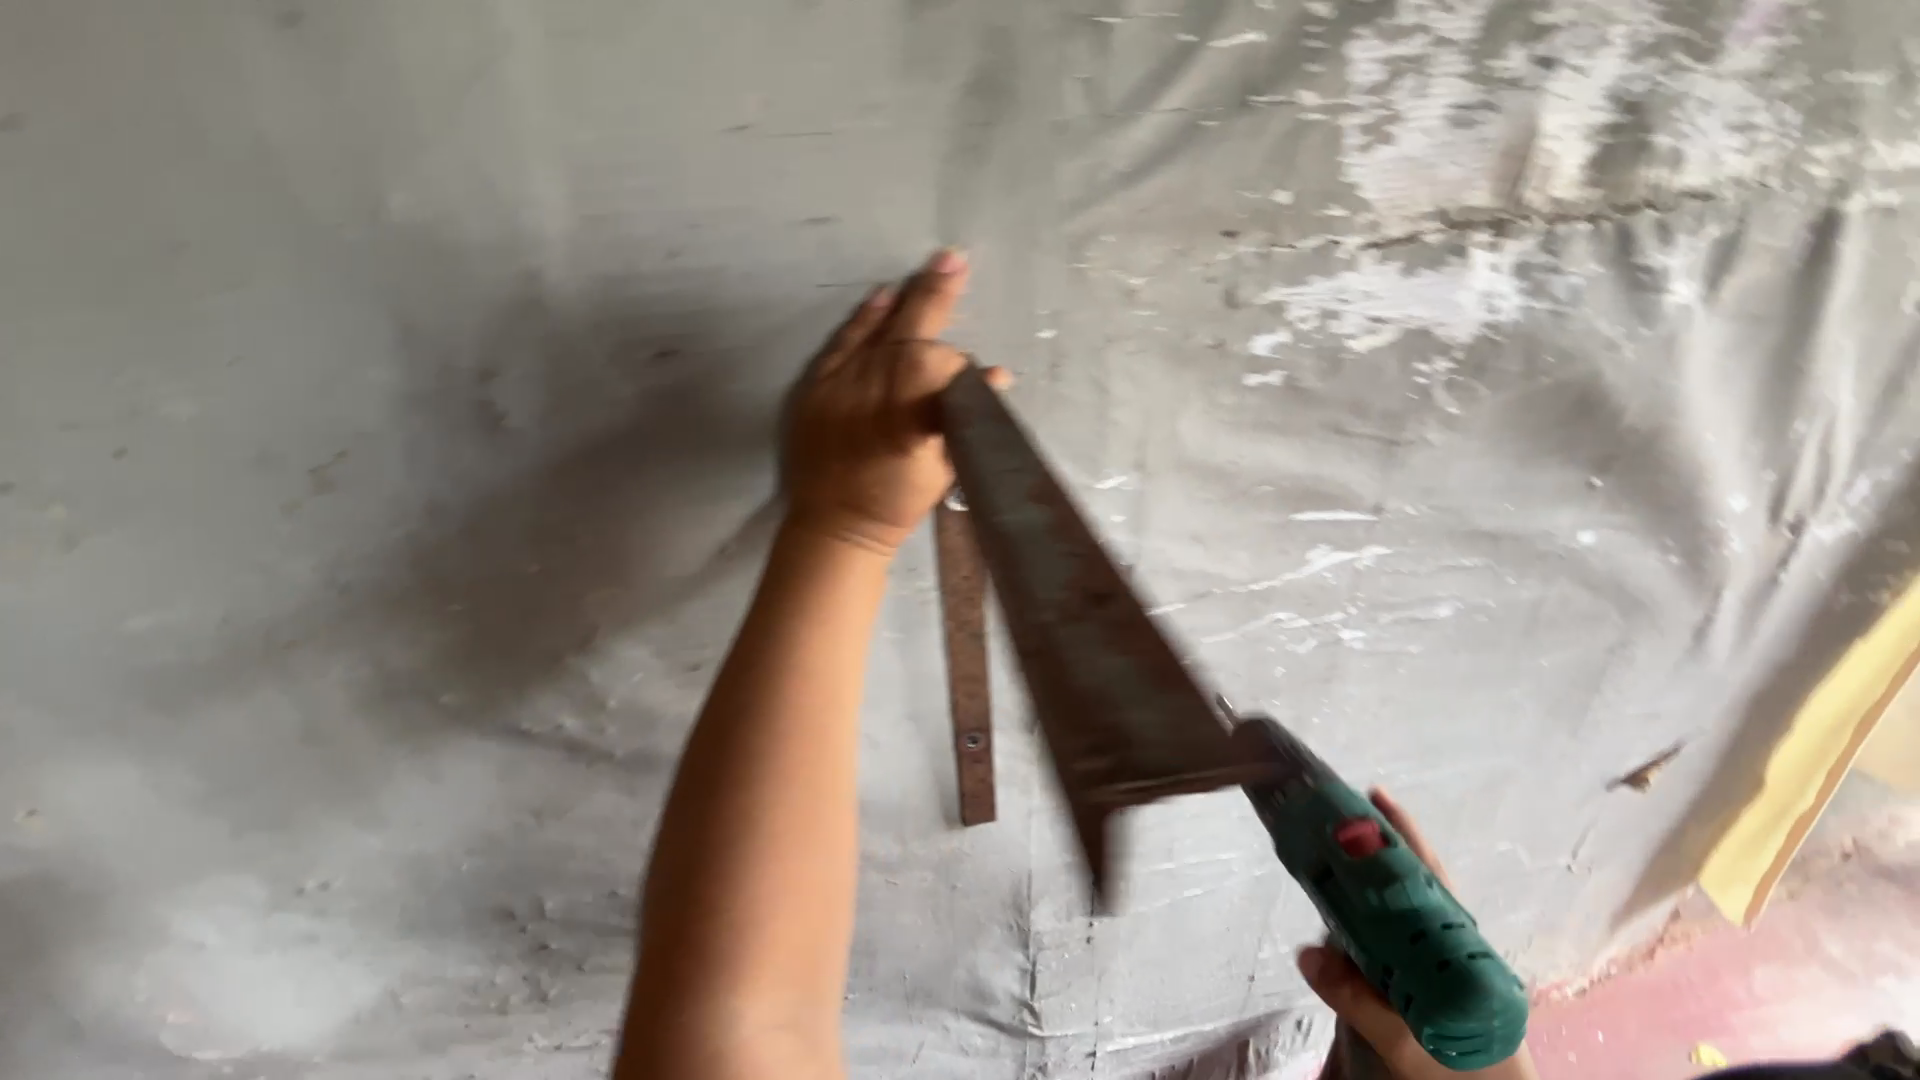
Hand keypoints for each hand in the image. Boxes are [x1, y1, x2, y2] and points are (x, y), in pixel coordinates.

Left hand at [783, 248, 1010, 555]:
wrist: (835, 523)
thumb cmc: (896, 501)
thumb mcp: (944, 468)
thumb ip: (967, 419)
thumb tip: (995, 378)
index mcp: (914, 412)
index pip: (945, 366)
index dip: (961, 368)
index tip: (975, 378)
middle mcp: (879, 387)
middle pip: (914, 332)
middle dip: (938, 294)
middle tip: (956, 259)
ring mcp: (845, 382)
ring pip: (882, 330)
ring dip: (909, 298)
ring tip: (936, 265)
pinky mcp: (820, 384)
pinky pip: (845, 341)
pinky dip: (865, 318)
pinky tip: (884, 295)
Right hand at [1299, 791, 1538, 1079]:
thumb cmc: (1464, 1075)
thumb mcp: (1411, 1044)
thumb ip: (1359, 1001)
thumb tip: (1304, 951)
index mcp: (1461, 949)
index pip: (1429, 878)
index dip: (1400, 836)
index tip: (1372, 796)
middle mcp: (1453, 947)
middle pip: (1413, 883)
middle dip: (1374, 847)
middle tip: (1333, 815)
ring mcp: (1441, 965)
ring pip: (1401, 908)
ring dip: (1365, 880)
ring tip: (1325, 861)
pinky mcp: (1428, 986)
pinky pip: (1392, 938)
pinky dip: (1364, 917)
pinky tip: (1340, 919)